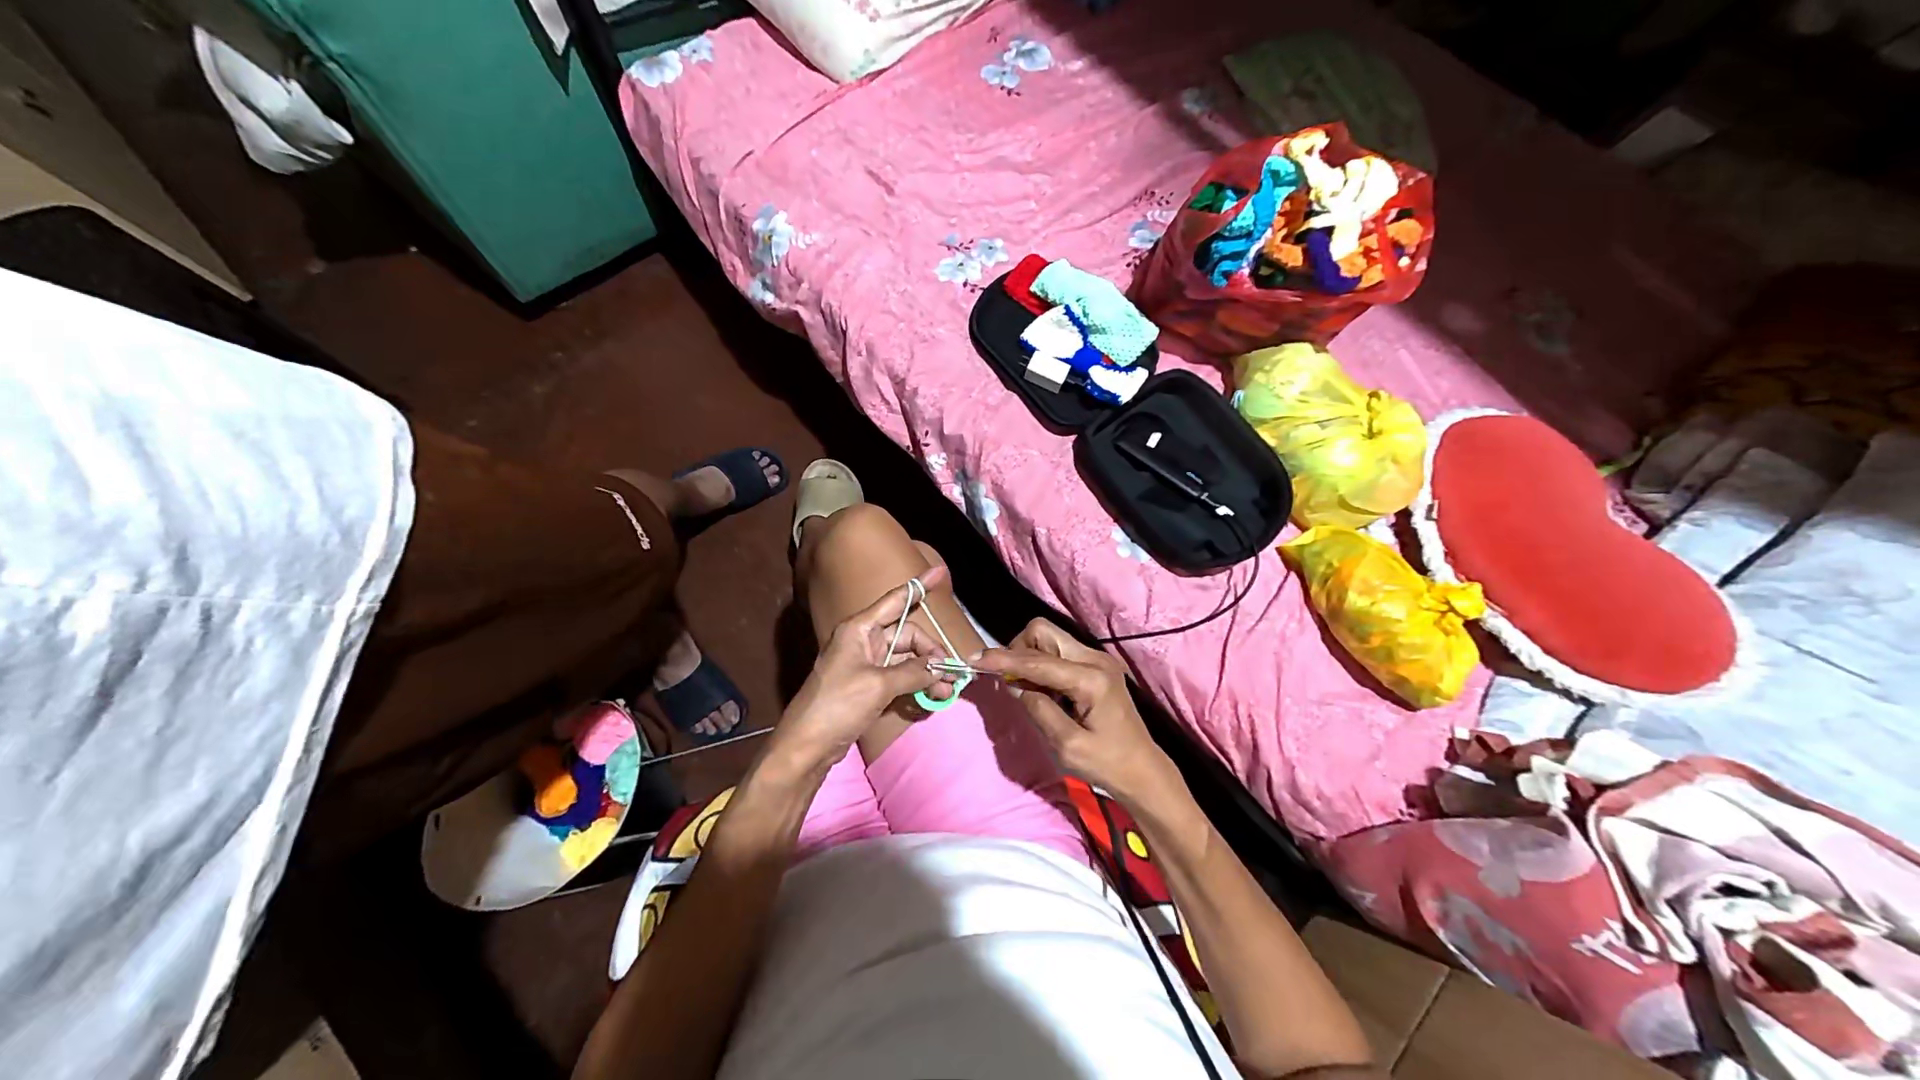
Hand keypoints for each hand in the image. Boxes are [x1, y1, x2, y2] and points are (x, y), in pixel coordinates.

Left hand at [769, 566, 954, 774]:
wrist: (808, 744)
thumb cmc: (838, 705)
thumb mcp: (879, 686)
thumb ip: (913, 672)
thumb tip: (940, 668)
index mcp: (860, 629)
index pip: (896, 600)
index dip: (919, 587)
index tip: (941, 573)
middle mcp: (864, 641)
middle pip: (908, 636)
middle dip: (931, 653)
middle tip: (950, 675)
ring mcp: (866, 665)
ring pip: (906, 659)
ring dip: (927, 673)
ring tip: (946, 692)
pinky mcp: (868, 686)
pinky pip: (899, 677)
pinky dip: (916, 685)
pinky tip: (931, 698)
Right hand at [972, 618, 1179, 806]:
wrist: (1142, 771)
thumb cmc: (1106, 764)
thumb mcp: (1066, 745)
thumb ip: (1038, 709)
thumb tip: (1016, 685)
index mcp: (1090, 679)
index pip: (1036, 660)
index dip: (1003, 659)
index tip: (975, 659)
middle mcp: (1095, 659)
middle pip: (1043, 632)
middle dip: (1018, 650)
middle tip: (1011, 681)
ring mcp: (1097, 659)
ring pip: (1049, 638)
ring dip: (1029, 657)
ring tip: (1027, 689)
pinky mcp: (1096, 666)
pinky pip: (1058, 652)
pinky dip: (1041, 664)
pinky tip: (1042, 690)